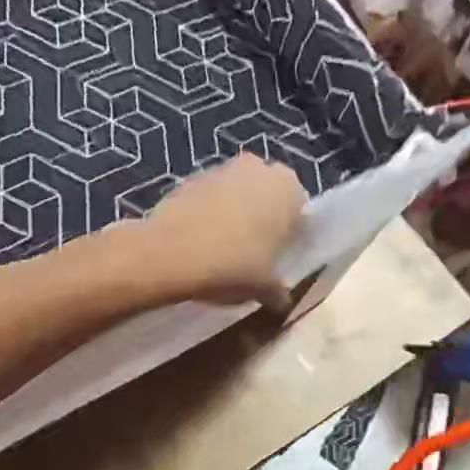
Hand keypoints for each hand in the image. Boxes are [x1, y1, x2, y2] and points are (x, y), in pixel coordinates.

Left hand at [140, 153, 306, 307]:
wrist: (171, 254)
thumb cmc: (233, 265)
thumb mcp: (265, 287)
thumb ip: (279, 292)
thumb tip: (283, 301)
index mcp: (287, 188)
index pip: (299, 209)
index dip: (289, 233)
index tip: (278, 255)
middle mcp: (258, 168)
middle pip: (266, 196)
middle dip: (261, 218)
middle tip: (253, 252)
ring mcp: (221, 169)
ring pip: (237, 193)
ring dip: (234, 214)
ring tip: (223, 249)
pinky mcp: (189, 178)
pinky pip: (209, 198)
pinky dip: (207, 214)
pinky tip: (199, 242)